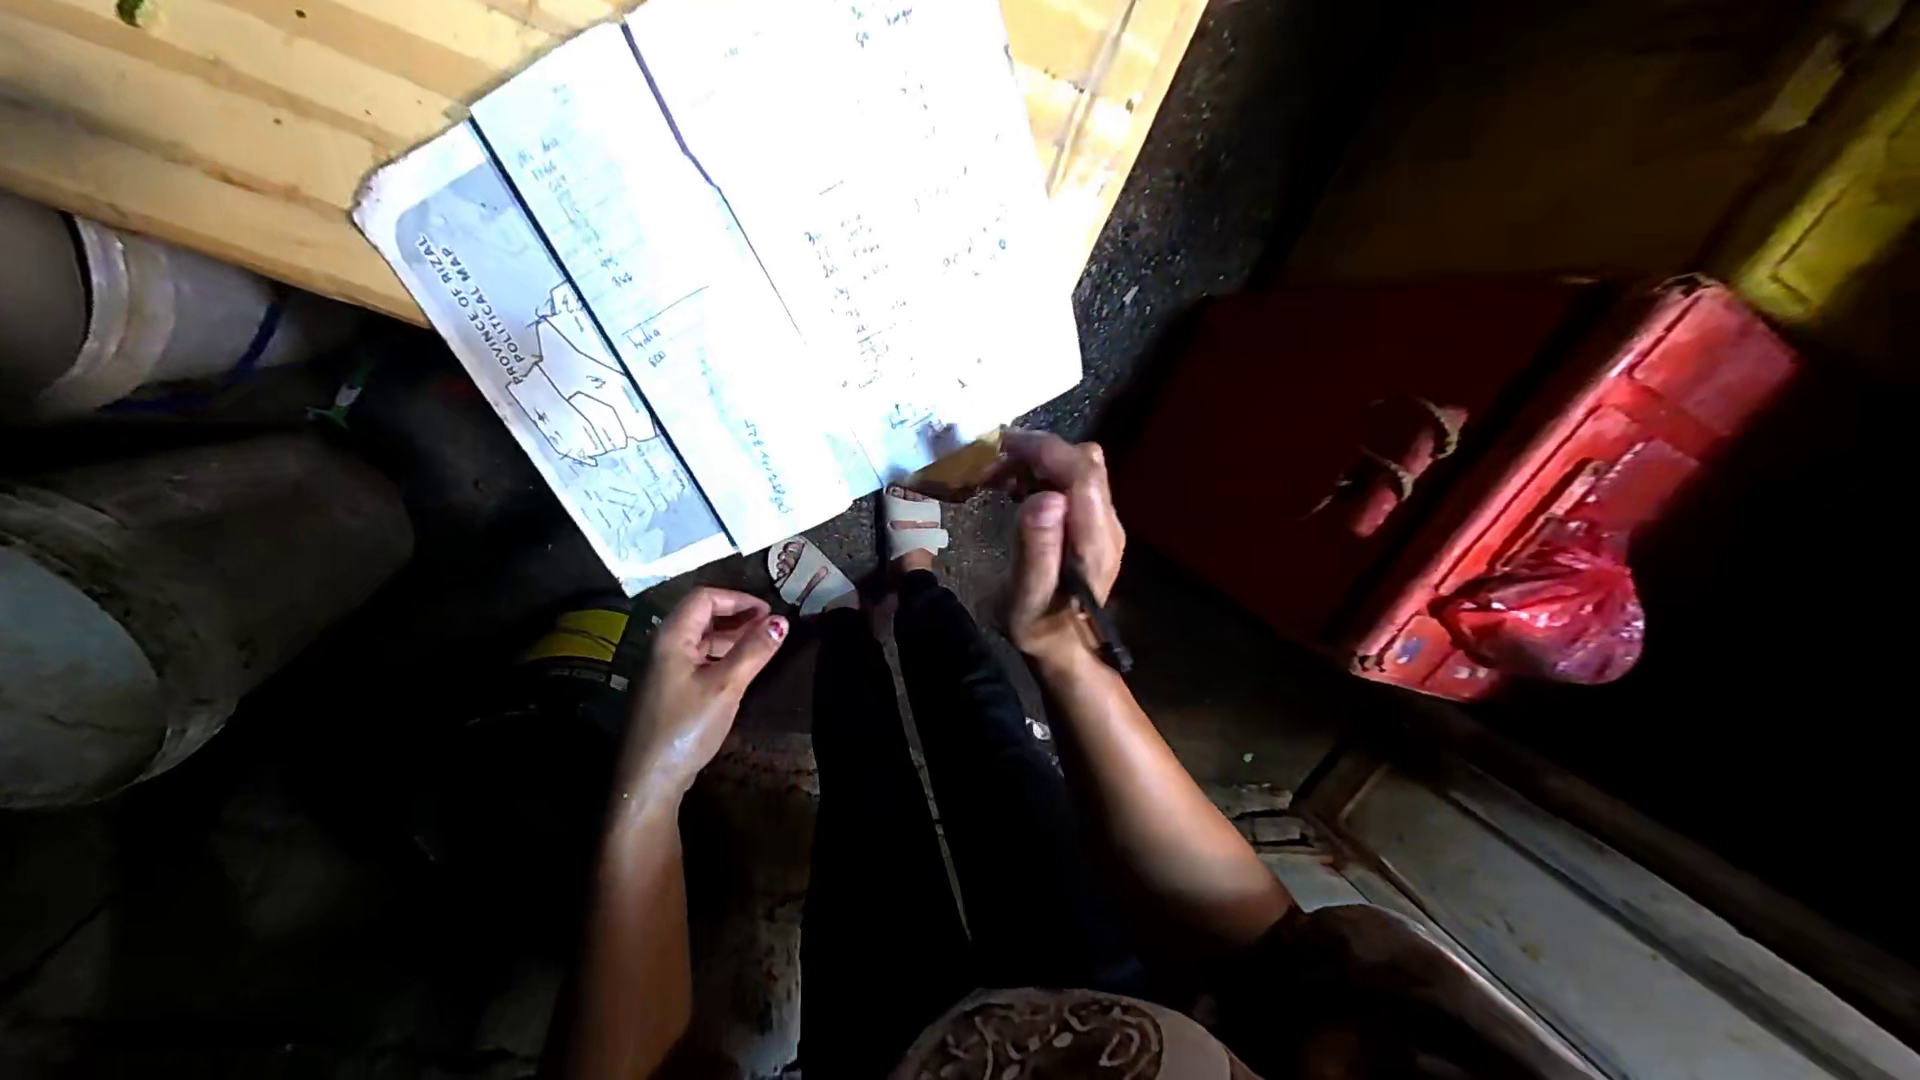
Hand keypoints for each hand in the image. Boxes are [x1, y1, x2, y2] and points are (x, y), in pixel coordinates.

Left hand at [620, 587, 787, 795]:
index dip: (738, 598)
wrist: (650, 779)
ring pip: (702, 636)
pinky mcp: (672, 687)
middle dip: (738, 613)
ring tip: (763, 643)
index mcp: (672, 636)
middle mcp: (665, 645)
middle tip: (770, 625)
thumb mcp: (726, 685)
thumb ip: (755, 650)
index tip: (769, 611)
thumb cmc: (687, 726)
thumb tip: (783, 620)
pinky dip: (724, 652)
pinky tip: (743, 665)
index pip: (705, 597)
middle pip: (702, 613)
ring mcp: (666, 667)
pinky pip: (701, 656)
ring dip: (733, 633)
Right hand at [1002, 430, 1124, 665]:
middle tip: (994, 467)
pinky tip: (1017, 490)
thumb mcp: (1028, 598)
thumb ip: (1038, 551)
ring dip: (1039, 462)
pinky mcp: (1095, 525)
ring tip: (1000, 478)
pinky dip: (1044, 474)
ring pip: (1080, 468)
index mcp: (1094, 541)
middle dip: (1038, 452)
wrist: (1066, 647)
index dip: (1044, 450)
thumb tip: (1046, 497)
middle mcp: (1108, 524)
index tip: (1002, 448)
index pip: (1082, 473)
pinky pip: (1075, 482)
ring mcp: (1104, 523)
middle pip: (1084, 462)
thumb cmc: (1040, 627)